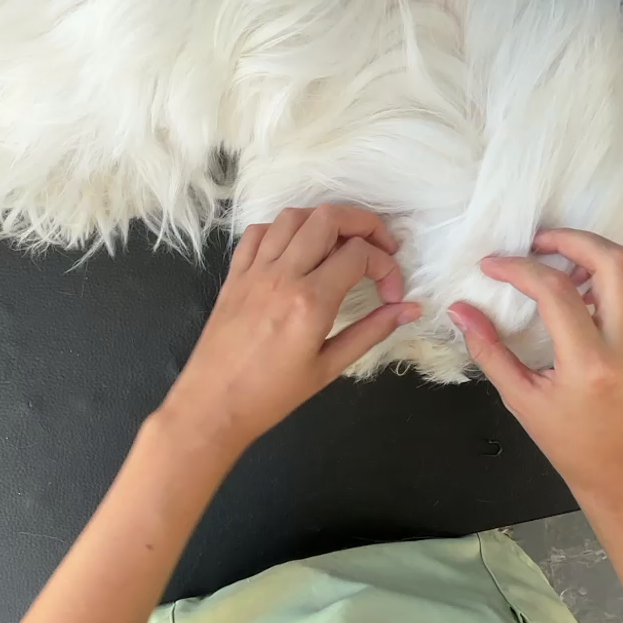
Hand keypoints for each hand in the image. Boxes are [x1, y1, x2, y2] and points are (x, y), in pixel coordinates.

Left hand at [158, 206, 420, 453]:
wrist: (212, 405)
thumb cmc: (272, 395)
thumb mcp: (329, 367)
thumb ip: (372, 331)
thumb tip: (410, 309)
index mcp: (311, 301)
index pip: (360, 254)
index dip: (387, 267)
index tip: (391, 295)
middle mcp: (283, 275)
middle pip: (329, 217)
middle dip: (364, 223)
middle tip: (379, 248)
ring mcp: (254, 271)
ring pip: (293, 216)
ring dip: (324, 222)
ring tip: (340, 246)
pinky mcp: (234, 275)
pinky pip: (259, 232)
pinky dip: (283, 230)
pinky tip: (296, 251)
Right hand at [448, 229, 622, 515]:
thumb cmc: (568, 443)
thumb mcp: (519, 399)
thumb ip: (489, 350)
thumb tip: (460, 311)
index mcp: (588, 363)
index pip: (554, 291)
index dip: (518, 268)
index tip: (492, 266)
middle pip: (611, 261)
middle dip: (570, 239)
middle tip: (537, 242)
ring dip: (601, 253)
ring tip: (566, 263)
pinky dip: (618, 273)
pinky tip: (587, 289)